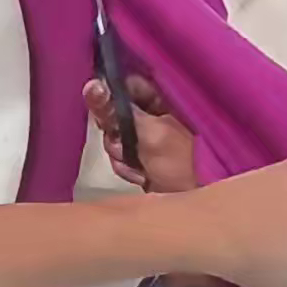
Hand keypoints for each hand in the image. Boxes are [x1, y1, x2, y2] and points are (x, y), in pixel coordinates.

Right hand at [83, 75, 196, 192]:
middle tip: (124, 144)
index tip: (103, 106)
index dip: (113, 94)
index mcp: (168, 100)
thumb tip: (91, 85)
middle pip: (116, 113)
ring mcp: (149, 139)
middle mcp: (157, 116)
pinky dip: (126, 167)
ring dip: (120, 154)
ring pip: (114, 137)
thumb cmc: (181, 163)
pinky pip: (119, 157)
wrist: (196, 202)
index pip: (131, 84)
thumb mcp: (145, 132)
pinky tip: (141, 175)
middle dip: (114, 131)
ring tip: (139, 165)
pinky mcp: (143, 159)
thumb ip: (114, 111)